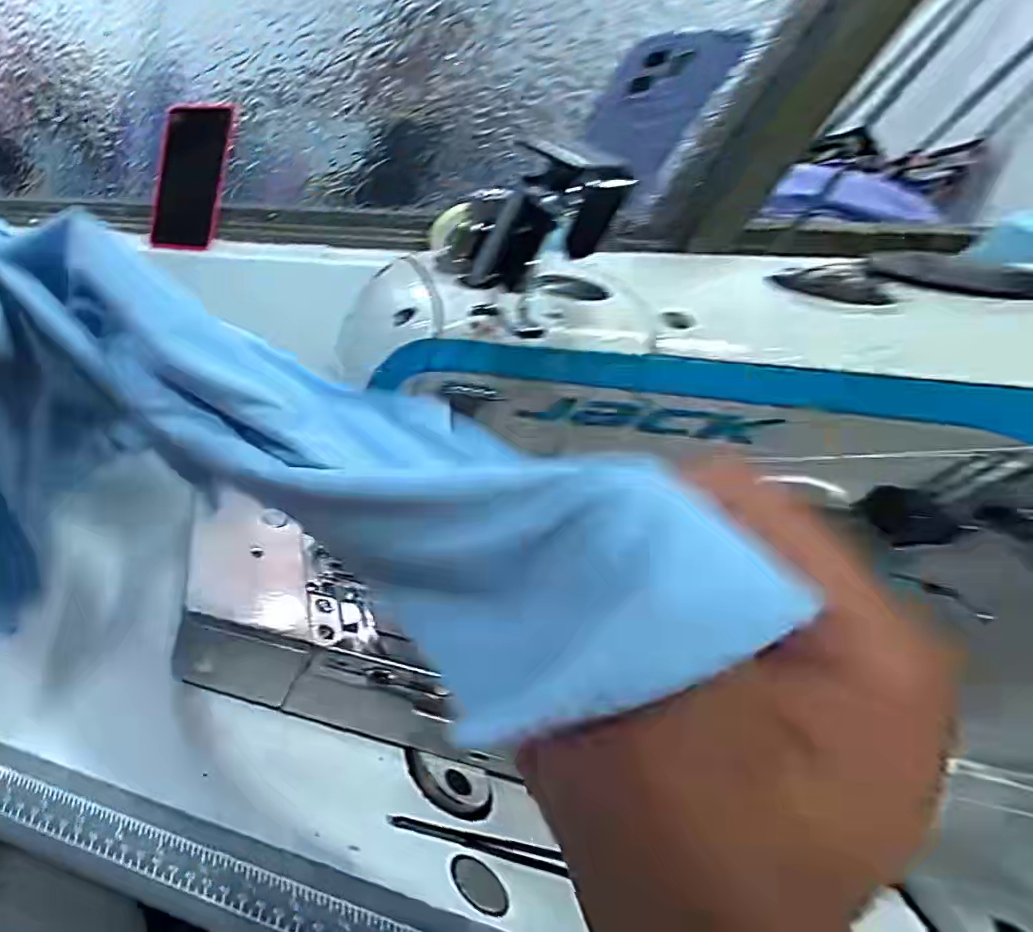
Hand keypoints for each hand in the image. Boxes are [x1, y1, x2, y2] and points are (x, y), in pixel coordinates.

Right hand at [518, 460, 957, 931]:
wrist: (673, 919)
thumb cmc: (698, 830)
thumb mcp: (693, 712)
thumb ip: (663, 602)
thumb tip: (603, 505)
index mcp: (849, 633)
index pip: (742, 501)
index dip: (646, 498)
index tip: (568, 521)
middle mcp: (806, 628)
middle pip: (694, 529)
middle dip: (612, 532)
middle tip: (543, 555)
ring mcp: (745, 648)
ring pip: (654, 562)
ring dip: (594, 565)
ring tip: (538, 582)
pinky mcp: (691, 666)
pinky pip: (633, 598)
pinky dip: (588, 594)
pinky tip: (549, 612)